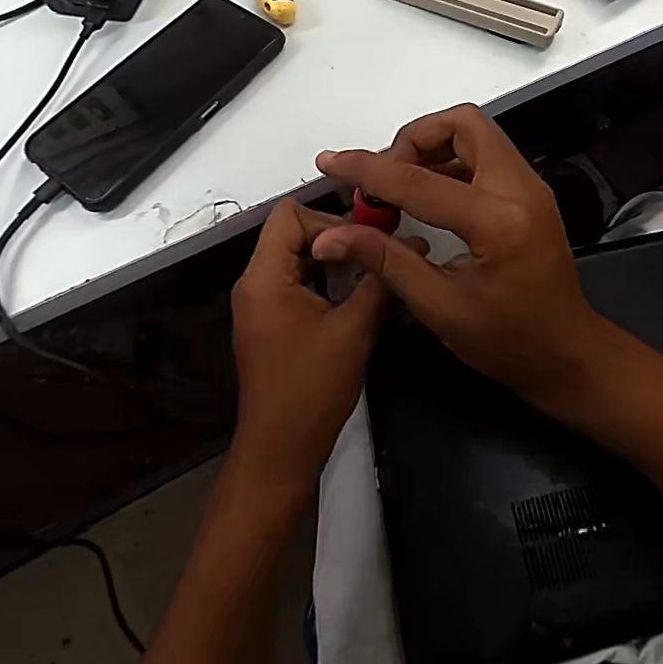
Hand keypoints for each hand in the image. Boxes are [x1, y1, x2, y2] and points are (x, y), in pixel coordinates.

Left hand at [227, 199, 403, 484]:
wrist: (280, 448)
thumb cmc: (311, 390)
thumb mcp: (353, 331)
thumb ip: (378, 283)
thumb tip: (409, 249)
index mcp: (264, 277)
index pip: (289, 215)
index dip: (329, 218)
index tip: (365, 240)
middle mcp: (253, 282)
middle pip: (290, 231)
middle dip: (335, 238)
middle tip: (374, 254)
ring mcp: (258, 301)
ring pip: (294, 255)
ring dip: (331, 259)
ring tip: (368, 272)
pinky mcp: (267, 318)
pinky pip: (292, 279)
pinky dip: (321, 278)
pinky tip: (352, 294)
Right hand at [311, 104, 609, 402]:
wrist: (567, 354)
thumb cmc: (513, 341)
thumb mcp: (439, 307)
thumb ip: (385, 261)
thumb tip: (335, 238)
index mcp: (500, 224)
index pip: (419, 180)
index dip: (367, 170)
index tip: (333, 163)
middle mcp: (522, 191)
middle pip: (462, 123)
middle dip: (412, 138)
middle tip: (383, 173)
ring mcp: (529, 188)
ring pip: (474, 132)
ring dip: (430, 146)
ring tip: (399, 183)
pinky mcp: (527, 192)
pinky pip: (483, 153)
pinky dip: (448, 160)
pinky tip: (425, 193)